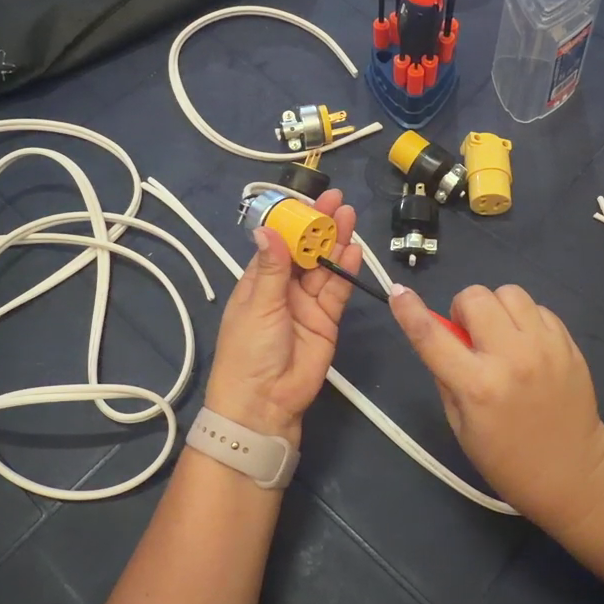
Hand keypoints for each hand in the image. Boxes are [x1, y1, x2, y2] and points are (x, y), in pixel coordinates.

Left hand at [205, 190, 359, 444]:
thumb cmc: (249, 351)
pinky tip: (354, 249)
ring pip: (325, 267)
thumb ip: (270, 268)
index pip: (279, 244)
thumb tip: (266, 228)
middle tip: (337, 200)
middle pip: (306, 251)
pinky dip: (346, 270)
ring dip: (336, 242)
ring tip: (349, 217)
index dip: (294, 221)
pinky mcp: (327, 321)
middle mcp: (284, 289)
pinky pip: (338, 290)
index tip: (309, 199)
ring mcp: (307, 304)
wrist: (265, 404)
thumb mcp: (258, 305)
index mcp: (258, 282)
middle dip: (320, 226)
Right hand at [389, 284, 603, 533]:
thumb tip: (440, 335)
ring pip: (509, 292)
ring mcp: (544, 347)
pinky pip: (537, 308)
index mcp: (477, 386)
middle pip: (476, 297)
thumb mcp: (460, 425)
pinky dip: (524, 320)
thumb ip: (447, 375)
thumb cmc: (506, 459)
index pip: (432, 336)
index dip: (409, 310)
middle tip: (470, 337)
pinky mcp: (568, 344)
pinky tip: (526, 345)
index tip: (398, 292)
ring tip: (501, 337)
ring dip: (496, 309)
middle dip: (464, 310)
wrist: (572, 472)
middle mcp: (511, 358)